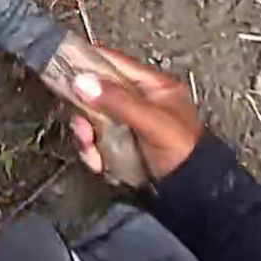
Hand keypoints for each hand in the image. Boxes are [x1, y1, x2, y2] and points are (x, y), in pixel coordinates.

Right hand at [68, 47, 202, 181]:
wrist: (195, 199)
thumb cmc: (185, 155)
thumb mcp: (153, 122)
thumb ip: (118, 101)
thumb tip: (83, 81)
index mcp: (154, 87)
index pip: (115, 63)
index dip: (91, 61)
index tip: (66, 64)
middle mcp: (138, 102)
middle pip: (97, 92)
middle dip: (84, 108)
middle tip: (81, 122)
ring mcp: (127, 124)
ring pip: (92, 118)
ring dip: (86, 132)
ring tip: (89, 144)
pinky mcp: (120, 146)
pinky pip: (96, 140)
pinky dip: (92, 150)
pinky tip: (98, 160)